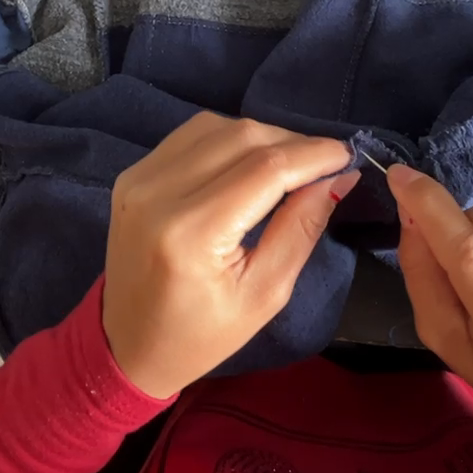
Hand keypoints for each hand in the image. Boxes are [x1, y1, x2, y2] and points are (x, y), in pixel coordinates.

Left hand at [103, 113, 356, 398]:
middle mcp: (158, 193)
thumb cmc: (201, 335)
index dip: (312, 155)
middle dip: (292, 142)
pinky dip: (227, 139)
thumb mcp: (265, 294)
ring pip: (216, 127)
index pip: (265, 169)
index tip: (346, 154)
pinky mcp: (132, 174)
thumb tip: (339, 177)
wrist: (126, 344)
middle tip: (324, 163)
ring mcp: (139, 178)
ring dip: (261, 136)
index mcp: (191, 233)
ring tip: (290, 164)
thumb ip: (301, 228)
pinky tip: (247, 161)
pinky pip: (190, 135)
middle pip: (242, 137)